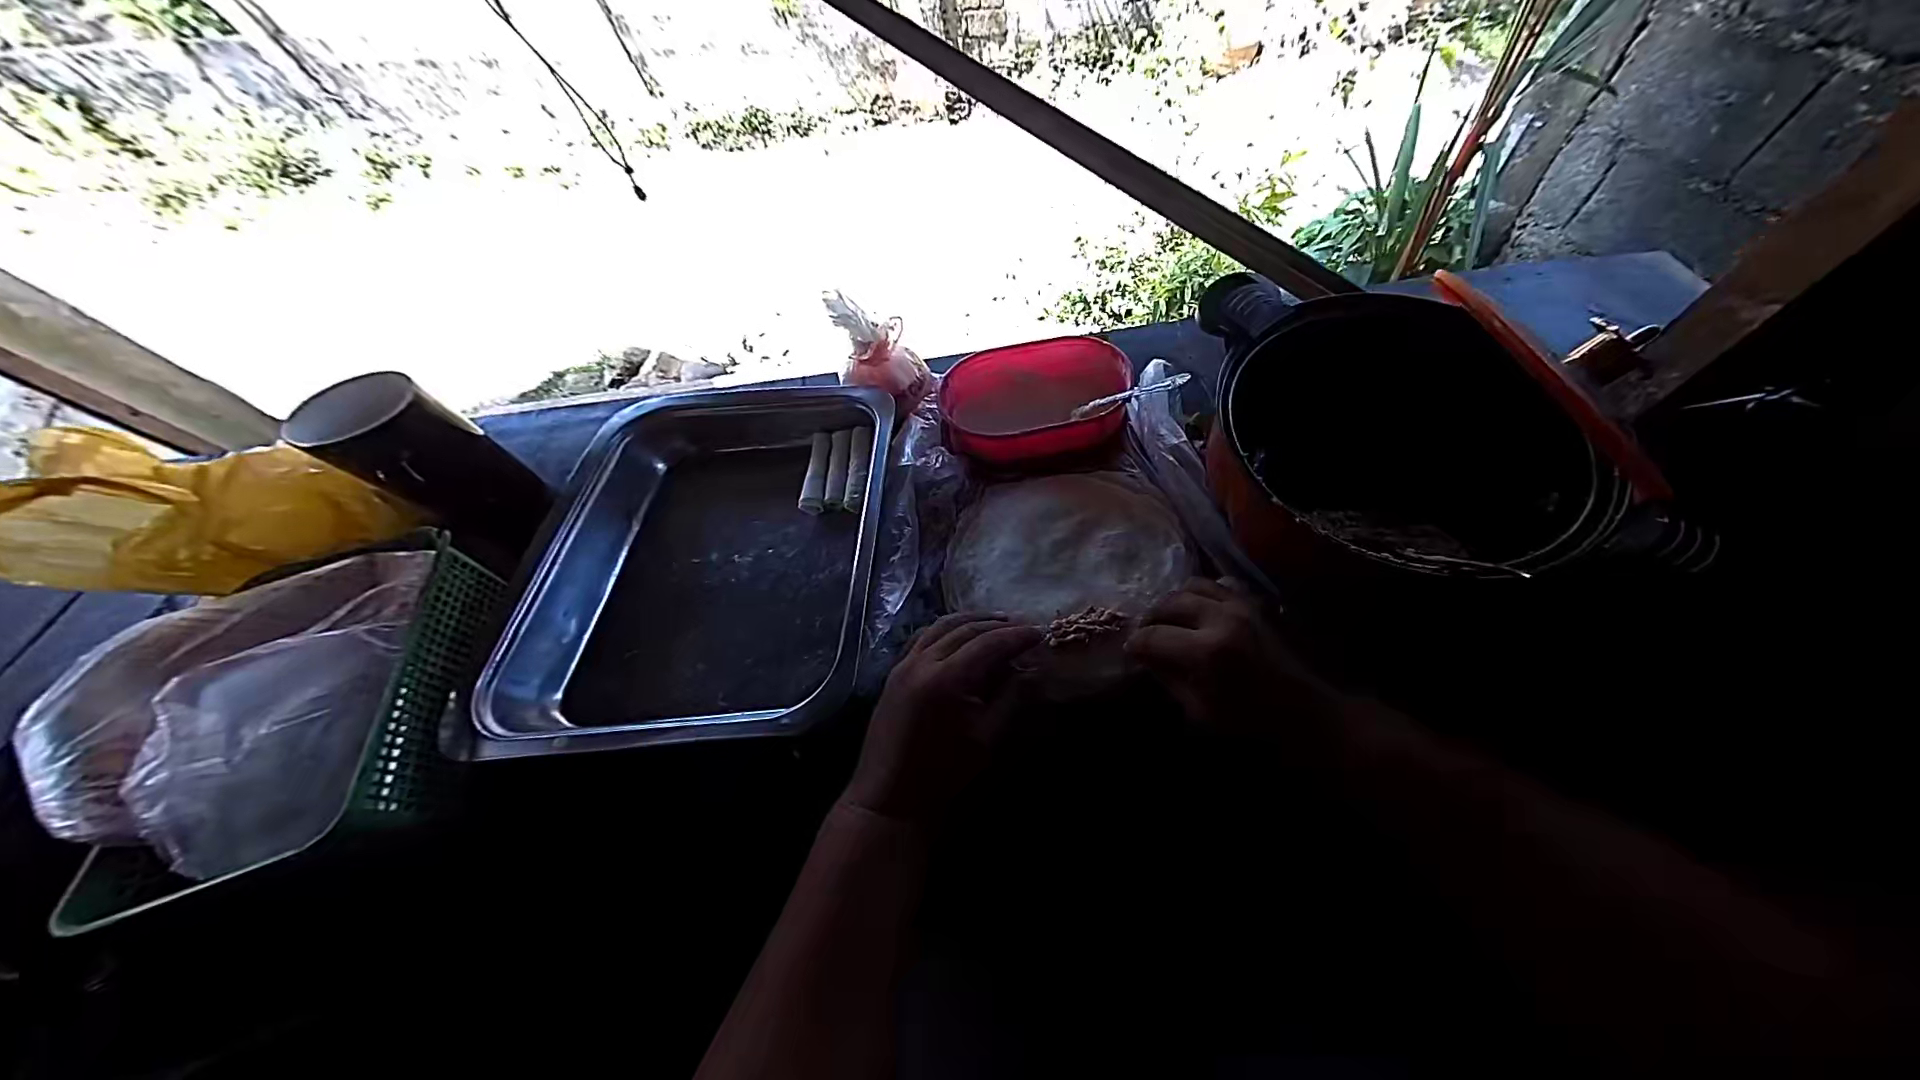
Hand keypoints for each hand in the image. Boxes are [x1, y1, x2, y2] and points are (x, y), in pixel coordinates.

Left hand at [843, 613, 1042, 822]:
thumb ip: (1011, 698)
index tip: (1041, 632)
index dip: (1017, 636)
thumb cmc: (944, 777)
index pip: (989, 643)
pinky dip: (945, 631)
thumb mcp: (987, 739)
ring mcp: (903, 666)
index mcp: (947, 678)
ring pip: (940, 627)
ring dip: (971, 622)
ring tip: (997, 624)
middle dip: (997, 625)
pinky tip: (960, 637)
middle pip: (964, 629)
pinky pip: (922, 639)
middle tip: (1024, 626)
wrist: (889, 801)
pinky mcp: (894, 675)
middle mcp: (922, 662)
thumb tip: (1030, 670)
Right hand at [1125, 578, 1339, 744]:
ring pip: (1191, 586)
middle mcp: (1221, 618)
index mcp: (1206, 650)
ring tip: (1169, 620)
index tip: (1131, 653)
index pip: (1152, 636)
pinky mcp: (1254, 605)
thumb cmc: (1250, 722)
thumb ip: (1168, 676)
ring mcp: (1241, 606)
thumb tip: (1144, 655)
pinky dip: (1203, 593)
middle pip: (1168, 603)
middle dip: (1150, 619)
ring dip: (1174, 602)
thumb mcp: (1198, 709)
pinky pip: (1220, 585)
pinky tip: (1198, 611)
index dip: (1135, 645)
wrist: (1306, 715)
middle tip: (1146, 635)